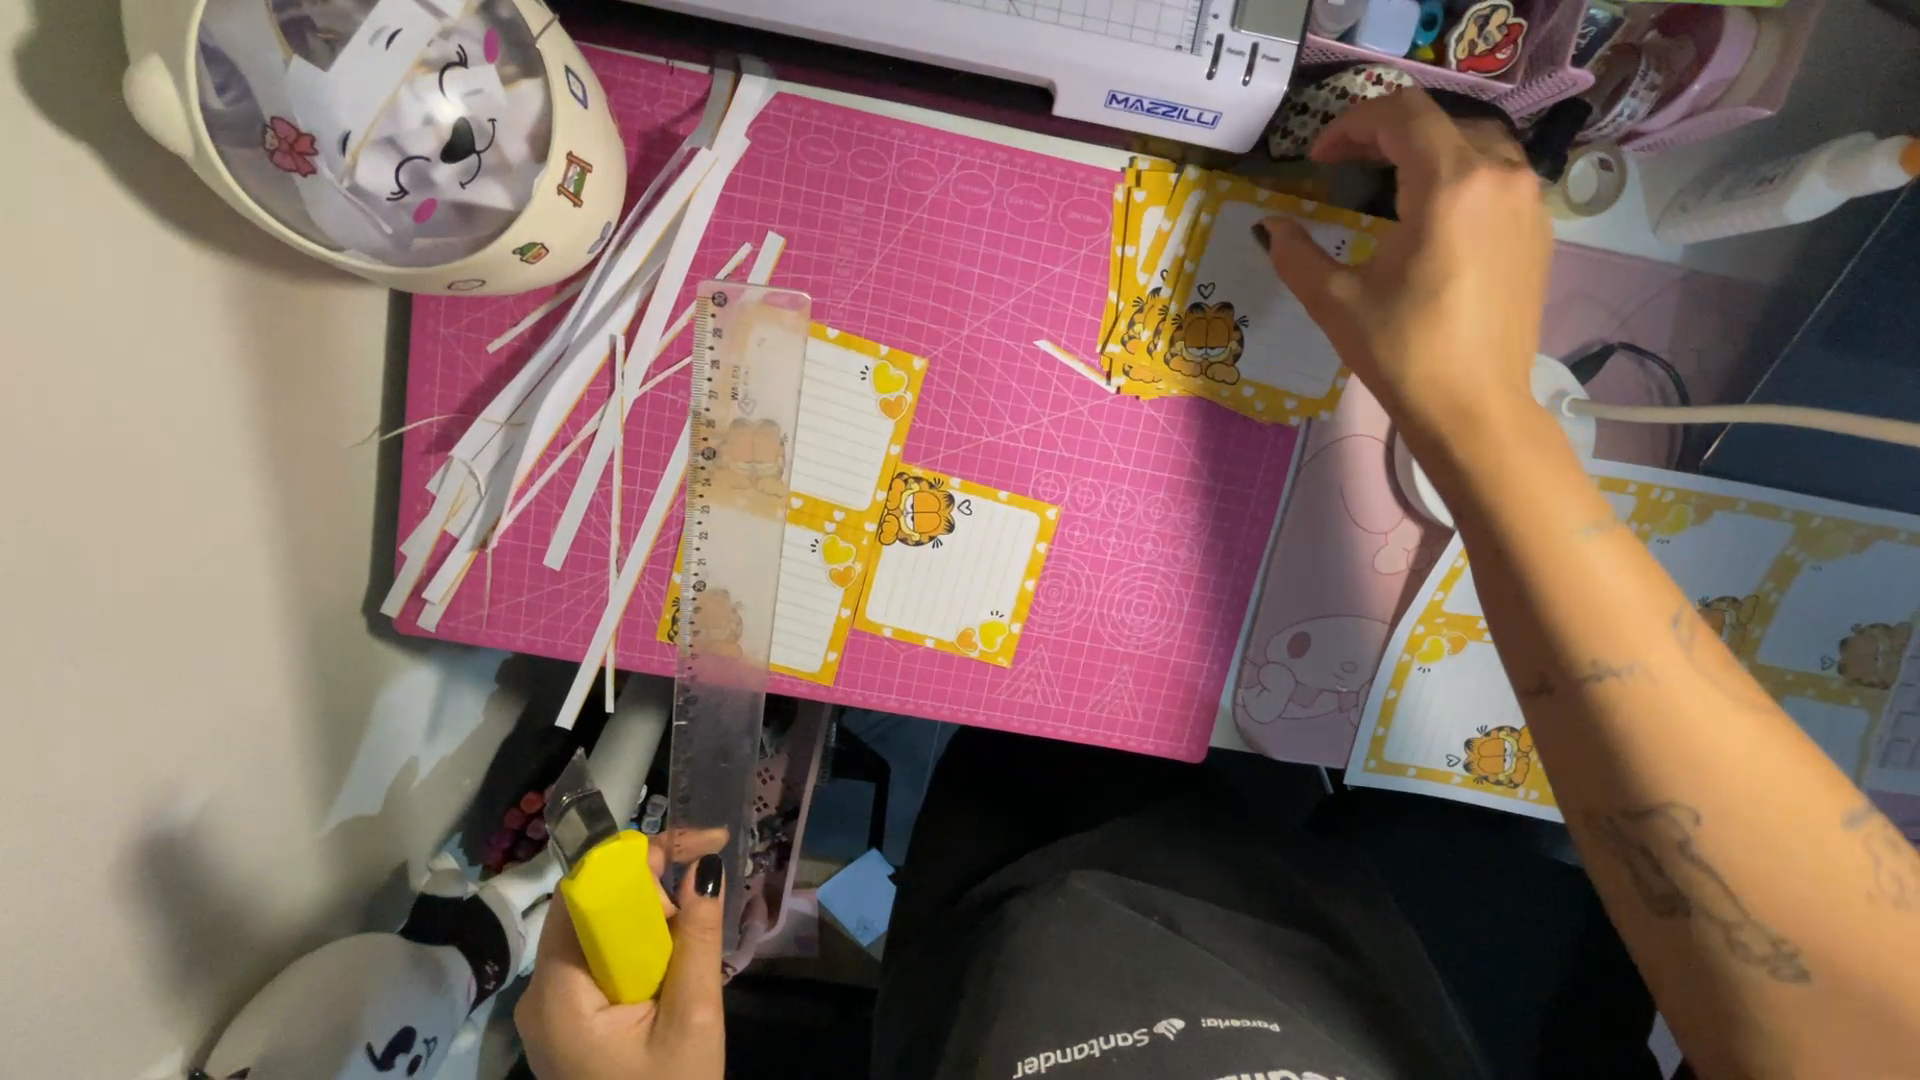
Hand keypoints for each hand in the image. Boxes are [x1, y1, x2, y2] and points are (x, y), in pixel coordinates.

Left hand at [515, 852, 725, 1079]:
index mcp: (558, 993)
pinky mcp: (572, 1016)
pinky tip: (678, 957)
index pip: (587, 893)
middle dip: (655, 884)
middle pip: (595, 904)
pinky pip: (605, 955)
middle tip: (706, 887)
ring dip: (655, 913)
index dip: (641, 856)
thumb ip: (697, 938)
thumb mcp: (692, 1019)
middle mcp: (543, 990)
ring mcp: (555, 1005)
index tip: (700, 843)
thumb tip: (705, 864)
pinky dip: (645, 941)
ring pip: (603, 927)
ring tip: (696, 933)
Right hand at [1259, 89, 1551, 451]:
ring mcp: (1528, 201)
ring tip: (1381, 187)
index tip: (1317, 158)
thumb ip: (1296, 254)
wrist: (1473, 406)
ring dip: (1421, 152)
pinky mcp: (1537, 229)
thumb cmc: (1401, 352)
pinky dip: (1453, 177)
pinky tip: (1423, 218)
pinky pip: (1494, 177)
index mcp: (1450, 185)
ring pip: (1471, 145)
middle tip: (1341, 167)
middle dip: (1383, 135)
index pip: (1401, 114)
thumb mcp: (1335, 301)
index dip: (1351, 124)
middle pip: (1438, 122)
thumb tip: (1269, 227)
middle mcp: (1500, 176)